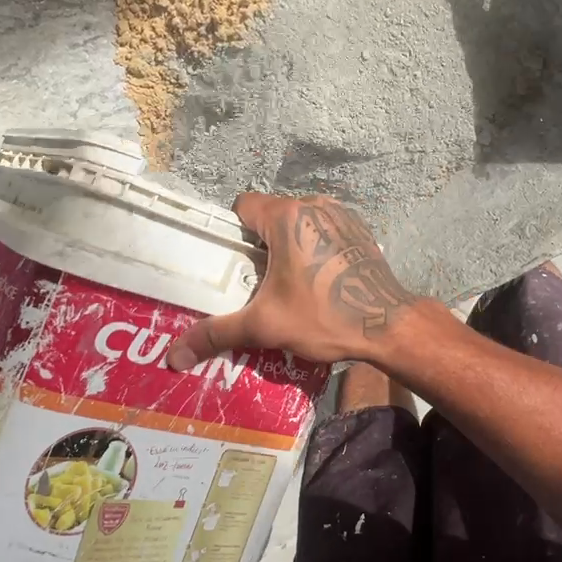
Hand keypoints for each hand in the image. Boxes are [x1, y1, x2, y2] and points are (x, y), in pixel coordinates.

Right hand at [165, 194, 420, 370]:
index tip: (232, 261)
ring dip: (289, 245)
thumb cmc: (324, 316)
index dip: (234, 230)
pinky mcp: (361, 230)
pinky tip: (318, 280)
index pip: (245, 206)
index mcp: (288, 217)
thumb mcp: (265, 326)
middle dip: (261, 243)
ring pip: (300, 222)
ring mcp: (342, 215)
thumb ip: (216, 334)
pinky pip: (325, 230)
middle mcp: (315, 205)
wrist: (388, 324)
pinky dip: (315, 248)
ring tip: (286, 283)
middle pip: (272, 214)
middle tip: (255, 280)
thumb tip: (173, 356)